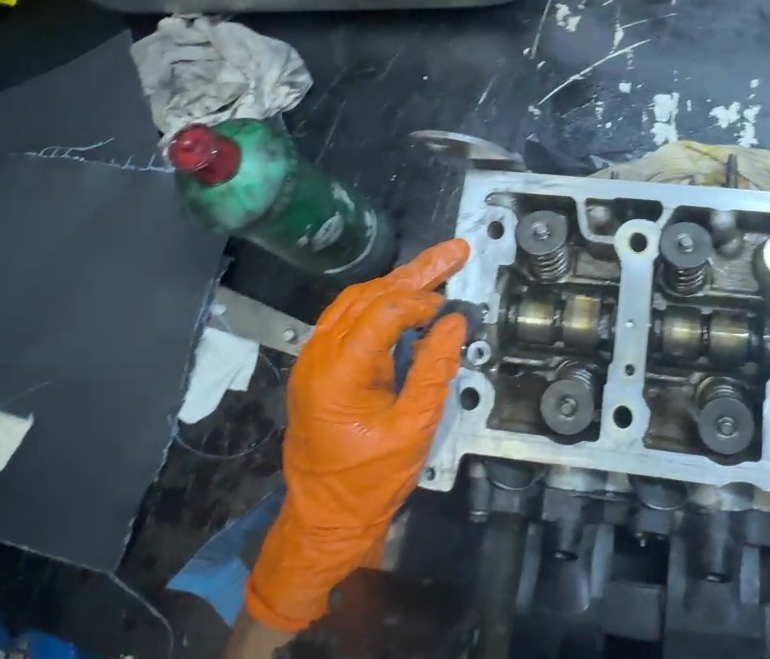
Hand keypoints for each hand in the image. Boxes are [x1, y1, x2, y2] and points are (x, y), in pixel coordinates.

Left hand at [244, 239, 470, 633]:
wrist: (325, 518)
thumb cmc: (369, 482)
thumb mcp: (413, 429)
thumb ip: (434, 370)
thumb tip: (456, 322)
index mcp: (337, 373)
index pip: (381, 312)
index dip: (420, 301)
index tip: (451, 309)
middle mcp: (318, 357)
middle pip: (367, 296)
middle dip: (414, 273)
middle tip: (455, 252)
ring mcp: (314, 360)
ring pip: (356, 302)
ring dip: (397, 282)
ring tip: (437, 265)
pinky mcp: (320, 367)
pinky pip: (349, 319)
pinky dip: (381, 302)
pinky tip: (406, 294)